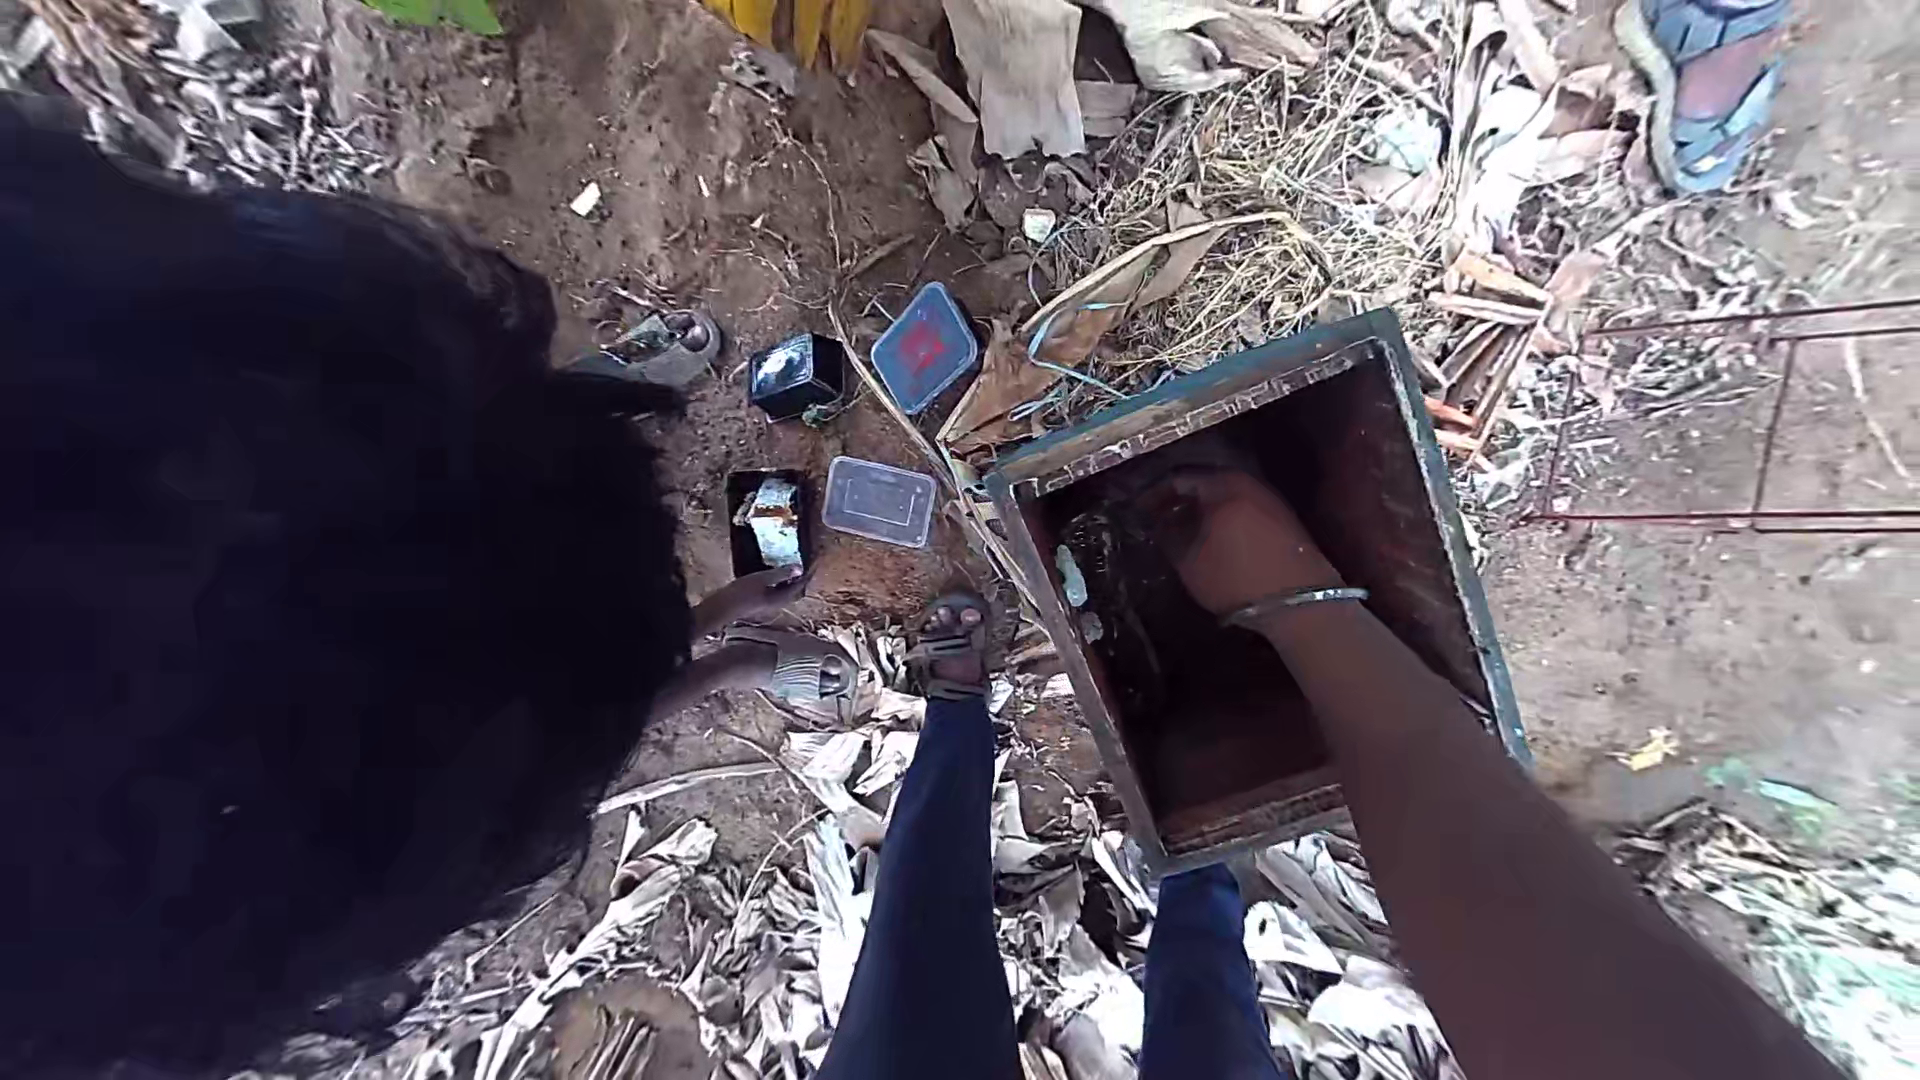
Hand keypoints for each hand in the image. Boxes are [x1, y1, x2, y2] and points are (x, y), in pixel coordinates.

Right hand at [690, 566, 808, 638]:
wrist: (720, 609)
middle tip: (805, 566)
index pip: (800, 586)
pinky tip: (775, 576)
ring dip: (791, 582)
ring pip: (786, 593)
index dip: (807, 575)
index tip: (813, 563)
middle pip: (796, 592)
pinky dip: (781, 583)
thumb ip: (780, 574)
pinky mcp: (760, 603)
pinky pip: (777, 592)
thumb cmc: (740, 593)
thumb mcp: (761, 579)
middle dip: (802, 580)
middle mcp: (778, 604)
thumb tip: (799, 568)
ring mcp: (768, 605)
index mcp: (781, 599)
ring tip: (792, 568)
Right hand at [1143, 468, 1340, 615]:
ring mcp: (1269, 500)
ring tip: (1181, 530)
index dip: (1155, 494)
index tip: (1140, 510)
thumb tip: (1156, 522)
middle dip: (1178, 500)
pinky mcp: (1282, 520)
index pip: (1179, 478)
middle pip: (1204, 483)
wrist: (1299, 604)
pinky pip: (1241, 507)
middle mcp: (1248, 484)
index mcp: (1222, 487)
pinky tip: (1210, 538)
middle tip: (1158, 519)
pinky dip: (1221, 517)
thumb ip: (1167, 535)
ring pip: (1224, 496)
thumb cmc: (1234, 578)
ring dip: (1200, 509)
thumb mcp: (1188, 561)